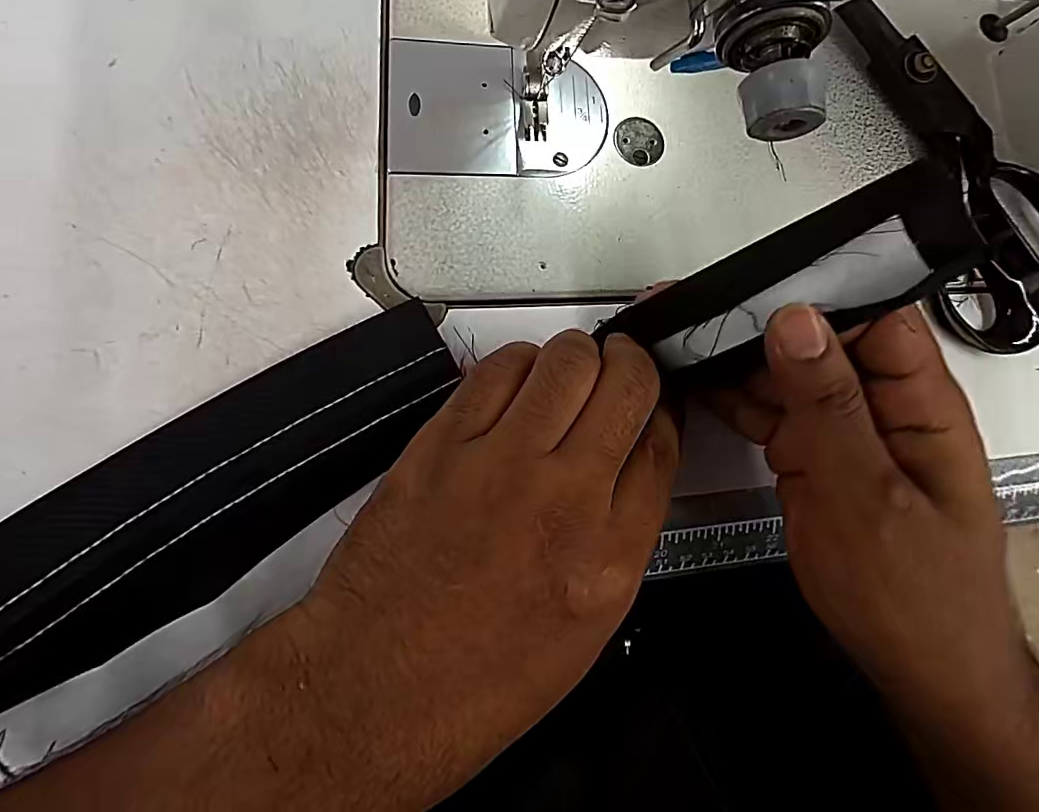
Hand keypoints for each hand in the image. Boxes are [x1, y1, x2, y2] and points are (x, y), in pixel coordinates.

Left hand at [275, 329, 680, 805]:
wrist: (376, 684)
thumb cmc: (479, 674)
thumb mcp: (584, 624)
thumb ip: (617, 534)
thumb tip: (627, 462)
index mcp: (609, 558)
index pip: (661, 445)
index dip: (662, 409)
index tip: (650, 401)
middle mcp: (563, 499)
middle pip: (624, 386)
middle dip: (629, 363)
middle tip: (617, 366)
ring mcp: (497, 463)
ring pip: (564, 361)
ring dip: (575, 355)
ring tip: (565, 372)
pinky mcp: (441, 442)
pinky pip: (496, 369)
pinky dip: (517, 363)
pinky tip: (515, 381)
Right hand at [719, 305, 1034, 725]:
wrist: (913, 666)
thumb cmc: (919, 598)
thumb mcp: (867, 496)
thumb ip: (828, 406)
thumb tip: (798, 323)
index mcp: (918, 404)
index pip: (874, 315)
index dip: (815, 292)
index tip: (753, 288)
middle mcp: (878, 405)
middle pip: (815, 336)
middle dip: (755, 322)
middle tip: (695, 314)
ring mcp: (840, 428)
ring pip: (781, 368)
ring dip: (732, 356)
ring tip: (680, 341)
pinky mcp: (810, 450)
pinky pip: (764, 406)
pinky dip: (728, 394)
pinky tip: (695, 382)